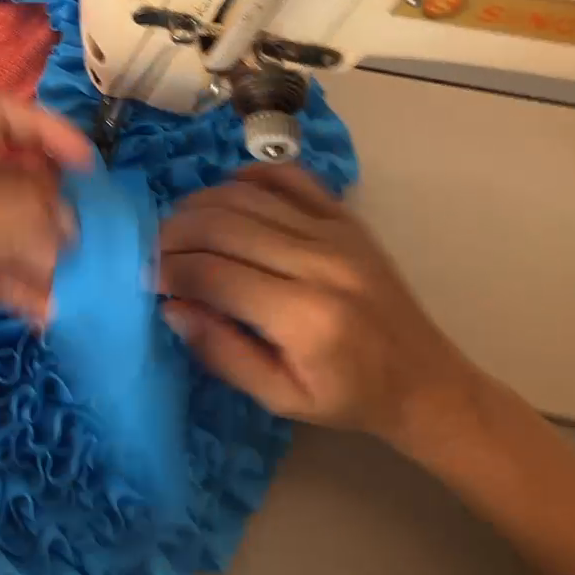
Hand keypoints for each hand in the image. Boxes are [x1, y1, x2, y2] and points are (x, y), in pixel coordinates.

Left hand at [0, 97, 93, 437]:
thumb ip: (24, 215)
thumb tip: (71, 223)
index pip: (1, 119)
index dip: (48, 133)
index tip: (91, 170)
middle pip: (16, 176)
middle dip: (57, 201)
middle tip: (94, 235)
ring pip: (16, 229)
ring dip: (50, 248)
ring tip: (85, 277)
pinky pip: (6, 274)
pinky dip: (32, 287)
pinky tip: (57, 309)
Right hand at [157, 164, 481, 450]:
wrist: (427, 383)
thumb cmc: (348, 397)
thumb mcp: (279, 398)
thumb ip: (221, 352)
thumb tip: (171, 306)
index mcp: (306, 318)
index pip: (213, 275)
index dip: (169, 271)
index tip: (146, 277)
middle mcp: (320, 264)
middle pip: (222, 225)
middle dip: (173, 234)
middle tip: (153, 250)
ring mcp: (336, 233)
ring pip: (245, 195)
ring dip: (198, 205)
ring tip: (179, 227)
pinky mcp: (345, 217)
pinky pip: (287, 177)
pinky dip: (246, 176)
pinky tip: (224, 195)